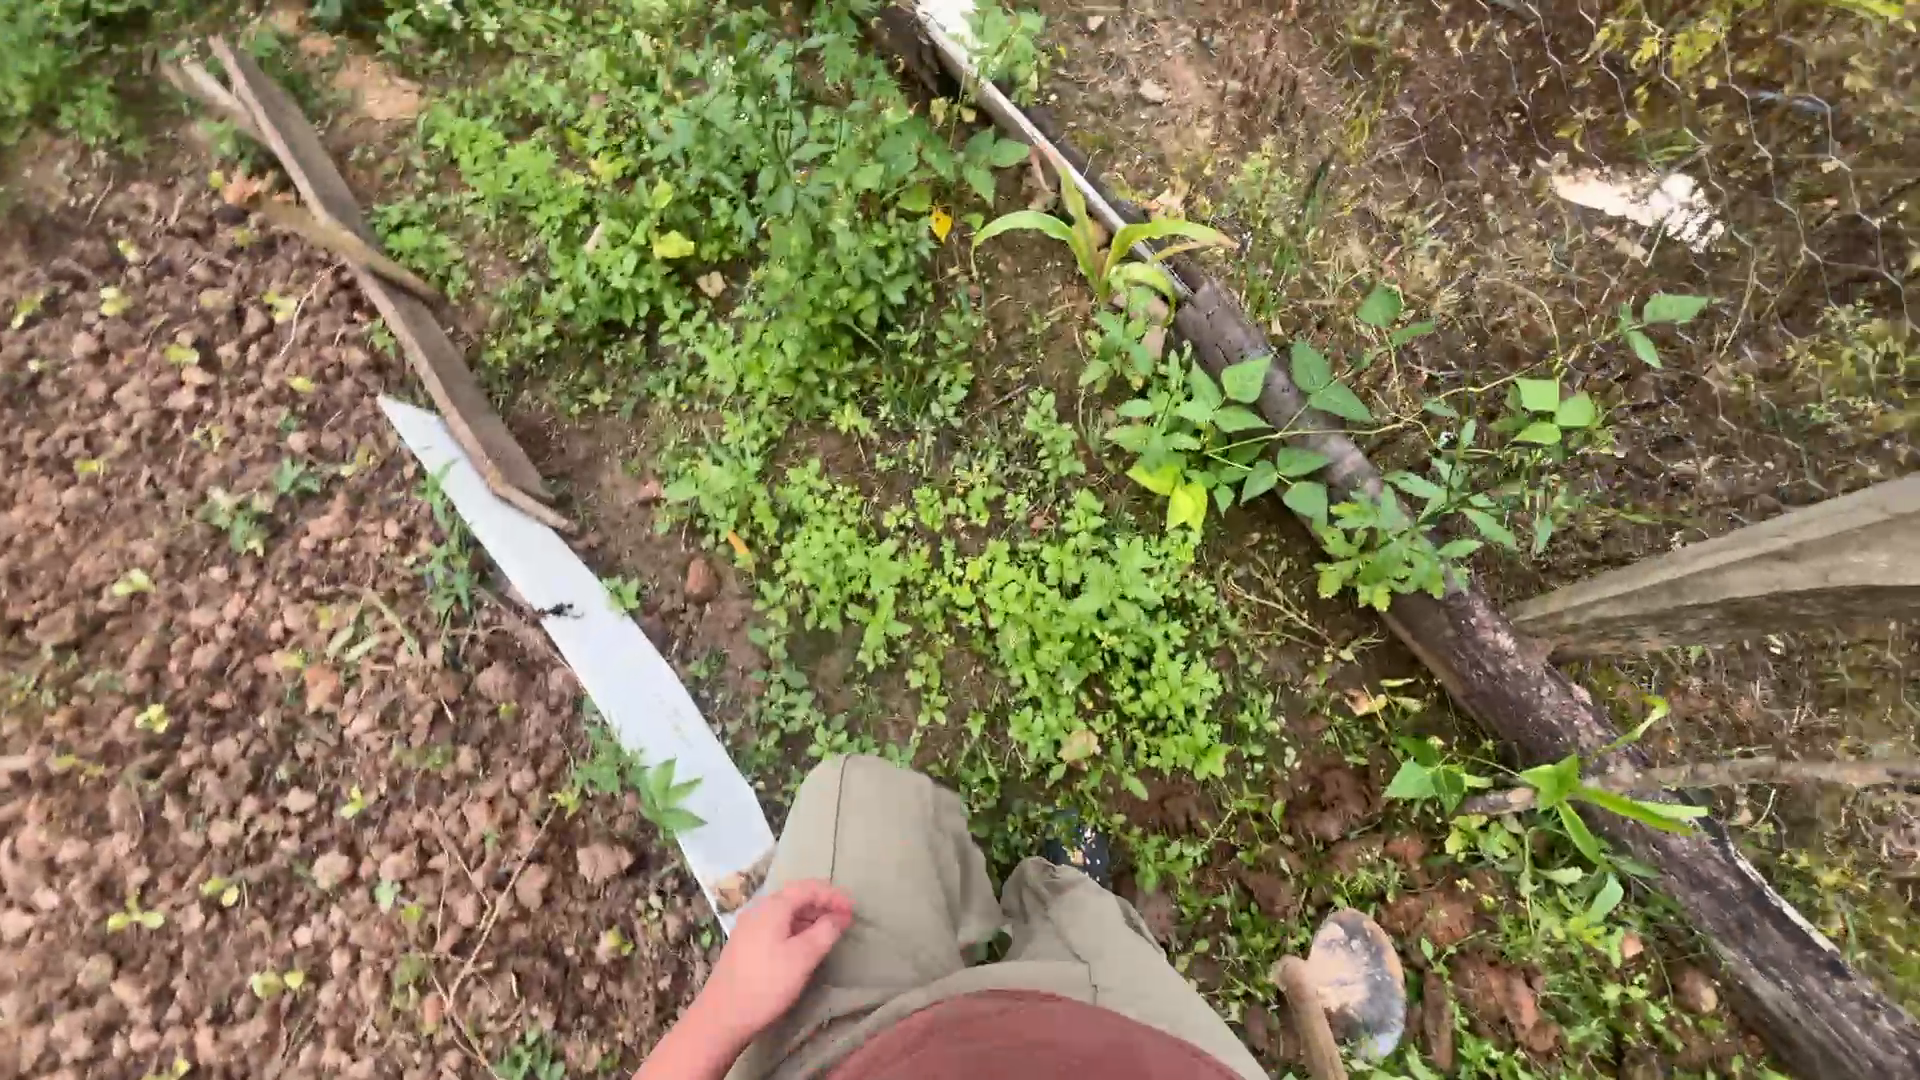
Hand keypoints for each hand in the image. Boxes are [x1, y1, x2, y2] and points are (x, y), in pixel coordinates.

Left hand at [690, 879, 853, 1047]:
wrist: (719, 1019)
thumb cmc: (765, 985)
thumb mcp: (802, 958)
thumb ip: (825, 932)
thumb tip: (838, 916)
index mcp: (773, 907)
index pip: (808, 887)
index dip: (833, 894)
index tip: (852, 909)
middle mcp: (759, 909)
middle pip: (796, 896)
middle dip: (822, 905)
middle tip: (844, 920)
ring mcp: (749, 927)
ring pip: (785, 912)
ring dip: (809, 918)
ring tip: (828, 933)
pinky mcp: (745, 944)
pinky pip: (776, 925)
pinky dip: (795, 928)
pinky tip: (803, 946)